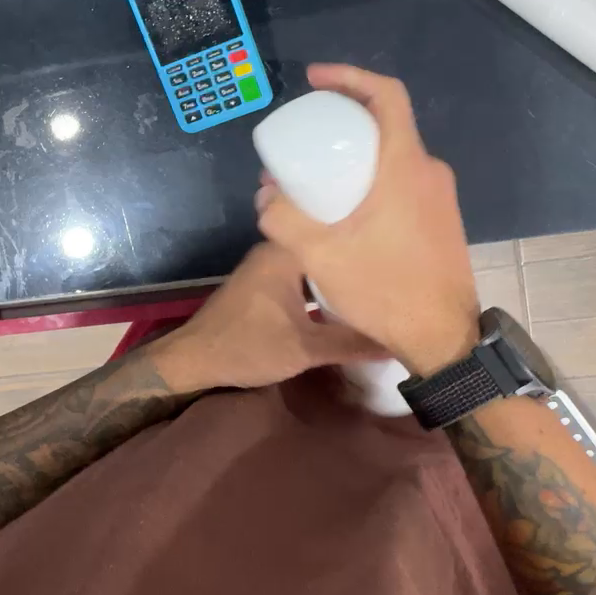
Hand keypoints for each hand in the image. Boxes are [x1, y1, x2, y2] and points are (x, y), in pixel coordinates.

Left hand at [146, 242, 386, 390]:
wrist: (194, 358)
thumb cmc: (248, 346)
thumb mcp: (306, 349)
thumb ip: (352, 343)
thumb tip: (397, 341)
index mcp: (286, 253)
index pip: (335, 236)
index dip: (367, 249)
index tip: (400, 258)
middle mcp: (275, 250)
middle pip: (325, 250)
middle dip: (354, 265)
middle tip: (395, 278)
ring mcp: (265, 265)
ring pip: (313, 265)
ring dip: (337, 279)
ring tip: (375, 290)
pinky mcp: (261, 282)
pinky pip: (300, 276)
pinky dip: (319, 287)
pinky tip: (342, 302)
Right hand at [255, 64, 480, 375]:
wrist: (442, 337)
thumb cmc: (385, 290)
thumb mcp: (320, 255)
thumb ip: (285, 220)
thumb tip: (266, 197)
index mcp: (405, 166)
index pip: (387, 95)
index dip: (350, 77)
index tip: (315, 81)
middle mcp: (428, 171)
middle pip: (385, 124)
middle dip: (340, 123)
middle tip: (303, 140)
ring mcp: (439, 196)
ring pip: (391, 156)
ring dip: (354, 157)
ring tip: (313, 178)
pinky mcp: (439, 218)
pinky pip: (400, 181)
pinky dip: (369, 179)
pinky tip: (342, 209)